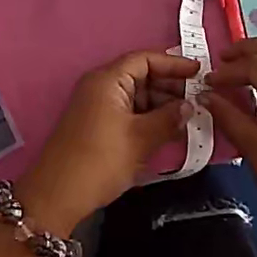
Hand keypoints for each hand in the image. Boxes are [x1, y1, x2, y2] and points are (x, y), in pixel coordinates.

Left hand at [17, 50, 199, 229]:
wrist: (57, 196)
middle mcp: (100, 86)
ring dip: (162, 104)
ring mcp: (97, 105)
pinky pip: (129, 111)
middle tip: (199, 99)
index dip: (174, 64)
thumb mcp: (141, 138)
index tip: (199, 72)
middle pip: (142, 75)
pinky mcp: (97, 124)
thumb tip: (189, 107)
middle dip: (171, 86)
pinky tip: (169, 130)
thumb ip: (169, 118)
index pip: (145, 59)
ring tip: (189, 117)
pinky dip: (149, 117)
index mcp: (108, 80)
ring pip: (137, 95)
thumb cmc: (100, 160)